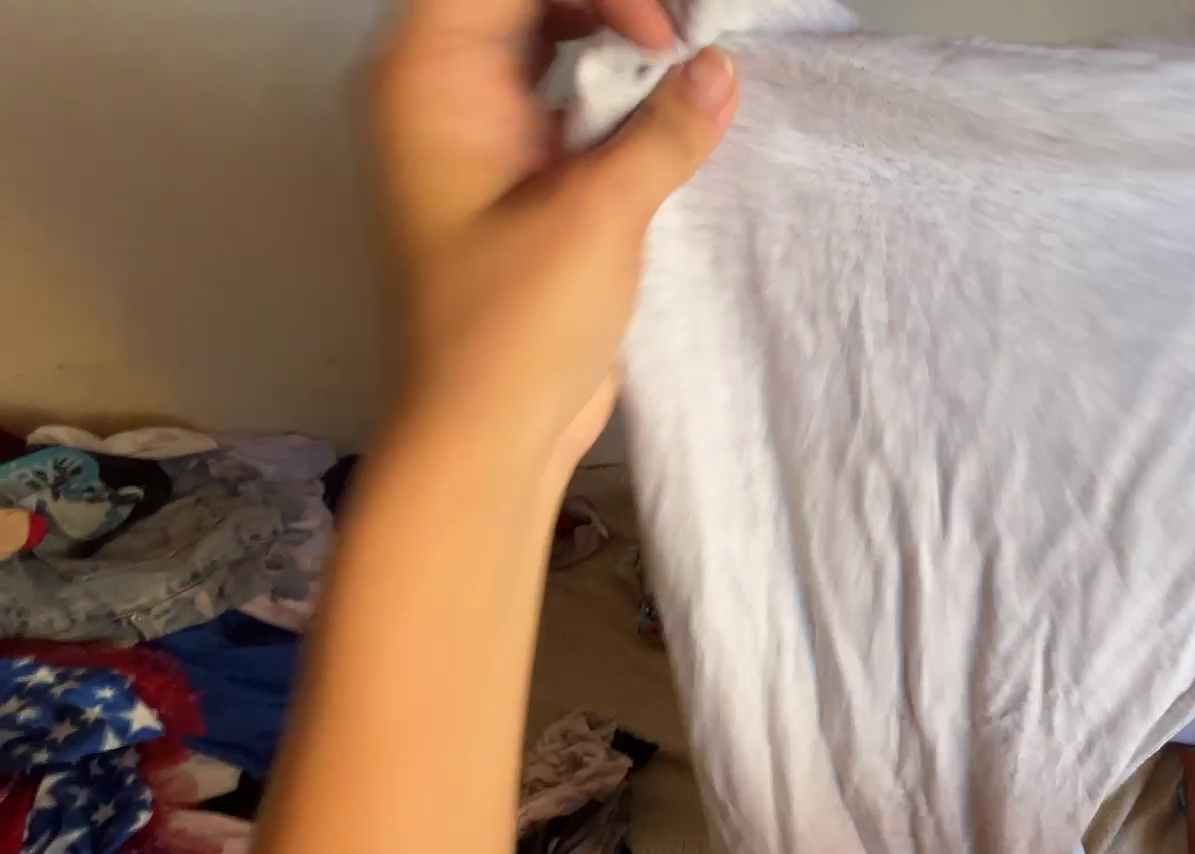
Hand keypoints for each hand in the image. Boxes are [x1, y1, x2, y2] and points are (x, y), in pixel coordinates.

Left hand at [371, 0, 736, 475]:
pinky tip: (672, 136)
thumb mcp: (596, 217)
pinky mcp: (527, 189)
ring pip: (555, 57)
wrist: (495, 425)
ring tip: (691, 86)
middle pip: (530, 3)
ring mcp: (488, 143)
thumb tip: (720, 71)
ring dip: (624, 61)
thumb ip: (661, 136)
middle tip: (690, 50)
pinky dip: (623, 116)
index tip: (667, 40)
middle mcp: (449, 95)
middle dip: (616, 12)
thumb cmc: (516, 325)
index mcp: (430, 77)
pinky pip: (574, 119)